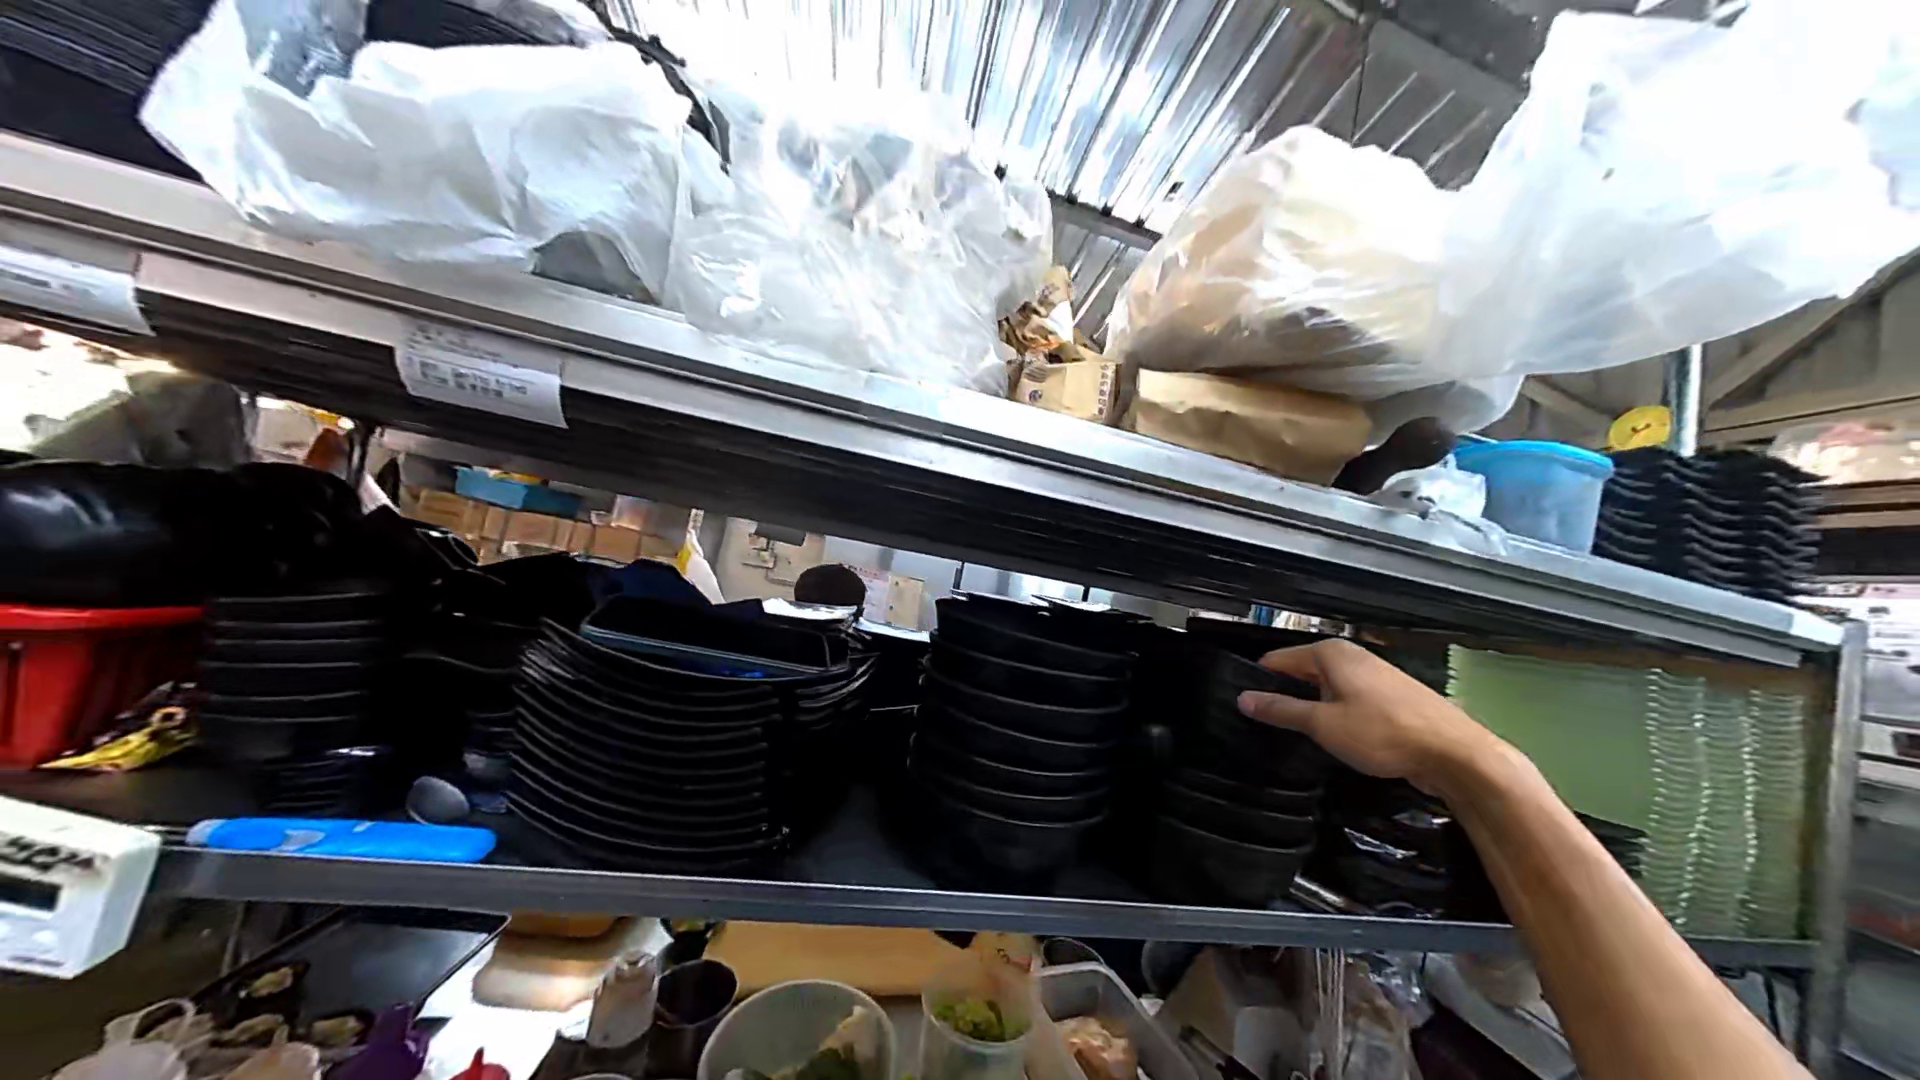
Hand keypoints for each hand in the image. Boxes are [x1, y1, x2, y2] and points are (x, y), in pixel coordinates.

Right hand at [1235, 639, 1504, 795]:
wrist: (1459, 756)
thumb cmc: (1384, 734)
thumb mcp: (1322, 725)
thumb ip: (1280, 710)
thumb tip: (1242, 698)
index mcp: (1329, 653)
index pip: (1275, 661)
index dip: (1259, 685)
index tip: (1248, 710)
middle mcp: (1350, 656)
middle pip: (1299, 672)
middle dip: (1285, 696)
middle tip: (1272, 727)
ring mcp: (1372, 674)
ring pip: (1324, 687)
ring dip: (1312, 708)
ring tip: (1304, 736)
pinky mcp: (1389, 695)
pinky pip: (1347, 698)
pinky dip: (1336, 713)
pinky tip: (1338, 738)